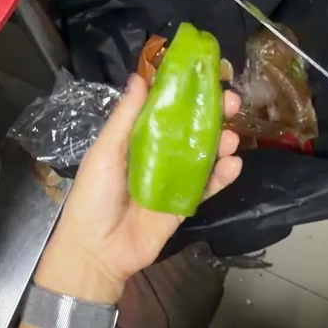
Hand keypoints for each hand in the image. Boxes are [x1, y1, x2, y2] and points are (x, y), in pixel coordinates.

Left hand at [35, 74, 243, 303]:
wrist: (96, 251)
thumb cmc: (94, 195)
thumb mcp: (105, 151)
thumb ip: (125, 117)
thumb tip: (139, 77)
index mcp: (138, 138)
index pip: (166, 108)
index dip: (186, 93)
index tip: (206, 76)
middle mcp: (159, 154)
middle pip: (191, 129)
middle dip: (212, 114)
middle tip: (231, 101)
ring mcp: (174, 180)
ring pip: (204, 155)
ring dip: (221, 142)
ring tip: (232, 135)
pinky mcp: (184, 204)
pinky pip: (207, 187)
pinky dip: (223, 176)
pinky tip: (234, 164)